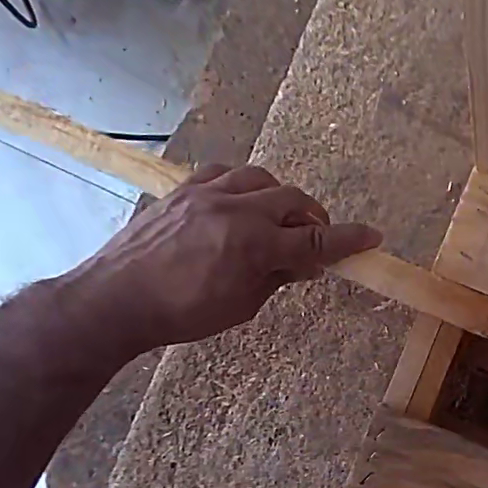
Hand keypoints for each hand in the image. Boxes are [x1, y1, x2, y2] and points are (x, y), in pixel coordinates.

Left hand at [60, 163, 382, 353]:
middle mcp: (235, 211)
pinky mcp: (183, 190)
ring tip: (278, 217)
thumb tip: (305, 264)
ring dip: (280, 197)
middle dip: (313, 218)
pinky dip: (244, 185)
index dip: (349, 239)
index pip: (315, 239)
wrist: (115, 300)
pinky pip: (224, 172)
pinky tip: (242, 201)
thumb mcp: (241, 305)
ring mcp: (207, 195)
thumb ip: (277, 278)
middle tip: (315, 237)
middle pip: (294, 201)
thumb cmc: (182, 314)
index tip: (373, 236)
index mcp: (253, 246)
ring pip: (262, 178)